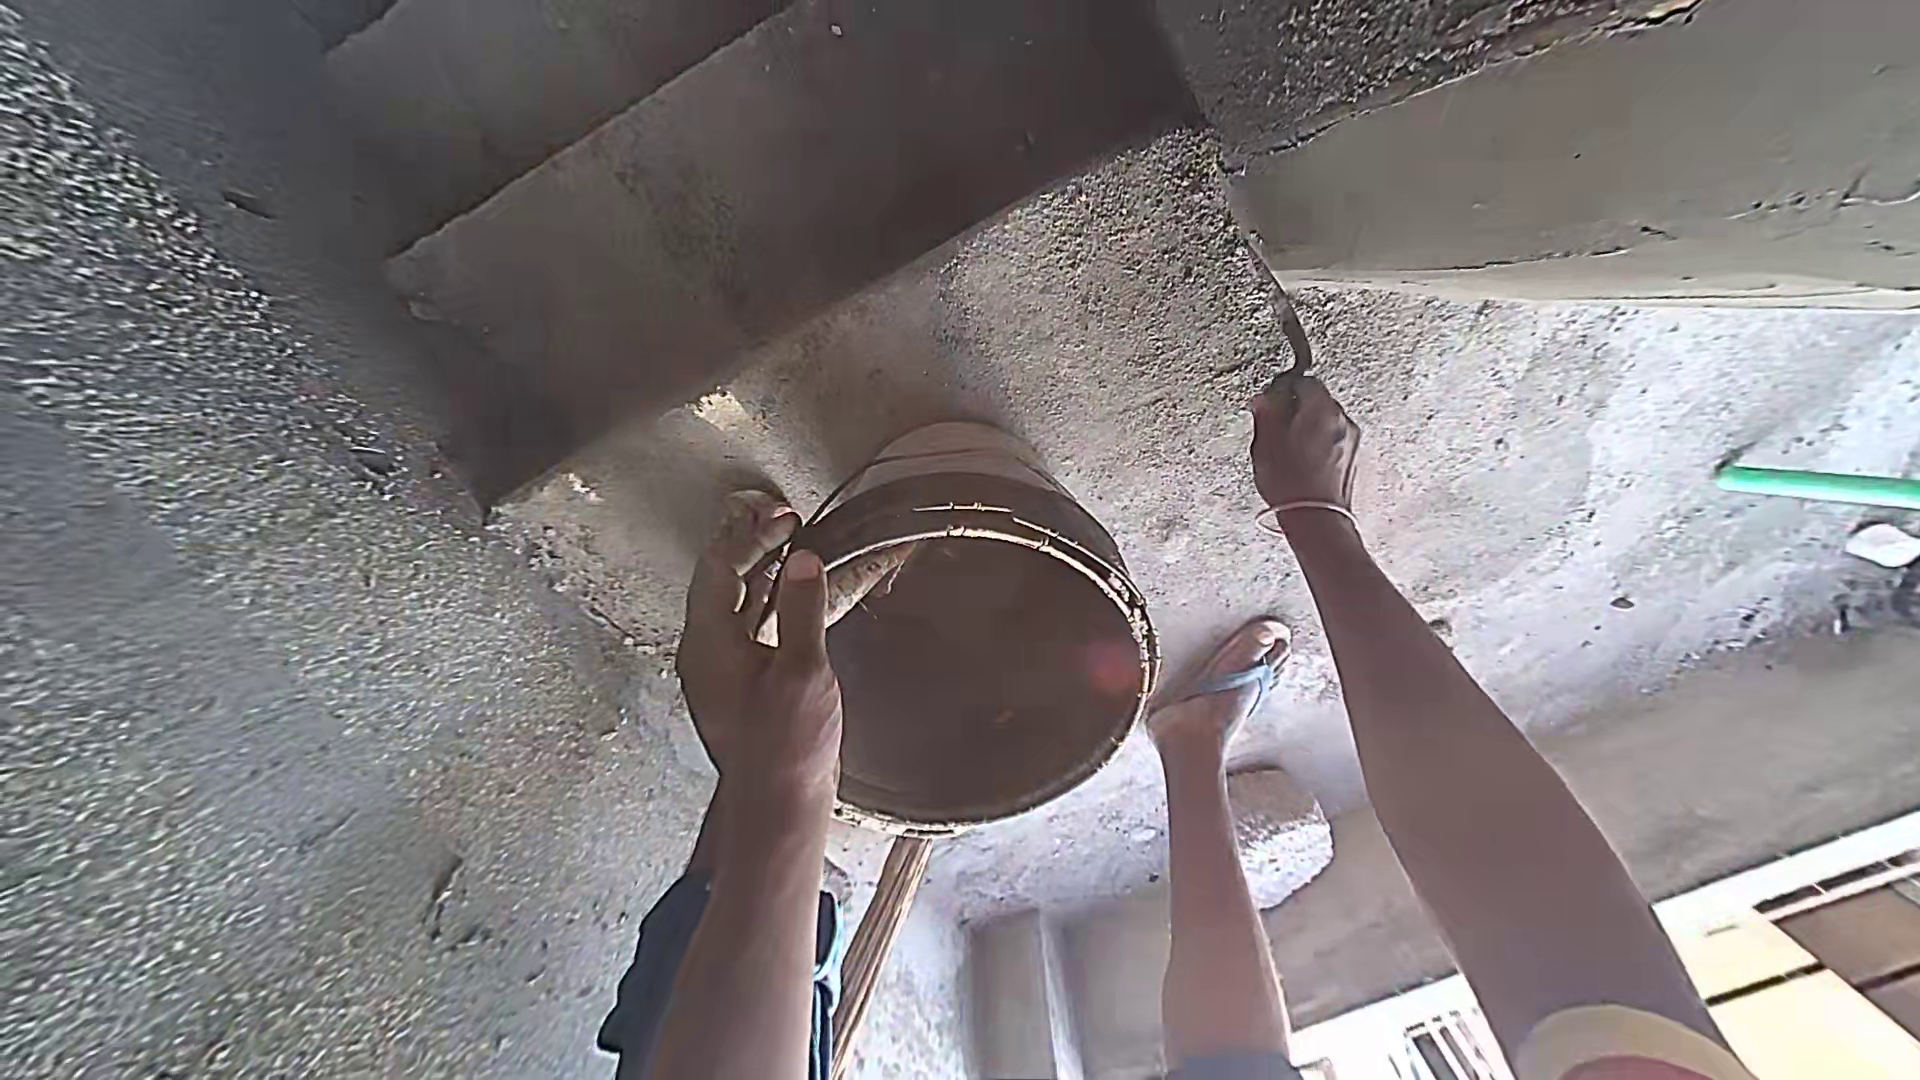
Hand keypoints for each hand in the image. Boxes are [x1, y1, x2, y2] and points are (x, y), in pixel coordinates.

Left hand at [678, 492, 842, 803]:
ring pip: (732, 601)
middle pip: (720, 581)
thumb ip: (802, 611)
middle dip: (751, 545)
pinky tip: (791, 595)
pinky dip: (767, 598)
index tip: (785, 519)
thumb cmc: (787, 743)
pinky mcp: (739, 681)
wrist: (779, 801)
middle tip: (784, 522)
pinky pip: (746, 623)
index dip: (751, 536)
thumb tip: (804, 561)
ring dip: (759, 570)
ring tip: (788, 547)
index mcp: (709, 643)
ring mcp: (720, 668)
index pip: (720, 570)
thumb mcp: (802, 672)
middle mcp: (705, 651)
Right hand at [1248, 374, 1360, 511]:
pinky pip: (1332, 439)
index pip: (1304, 381)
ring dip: (1308, 426)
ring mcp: (1350, 438)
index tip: (1271, 397)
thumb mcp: (1264, 444)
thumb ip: (1265, 414)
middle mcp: (1341, 419)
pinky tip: (1302, 461)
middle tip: (1275, 423)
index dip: (1284, 386)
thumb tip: (1263, 399)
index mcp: (1319, 409)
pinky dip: (1318, 443)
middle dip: (1297, 407)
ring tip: (1287, 447)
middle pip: (1318, 399)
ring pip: (1326, 420)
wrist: (1316, 516)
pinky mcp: (1352, 456)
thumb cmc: (1290, 482)